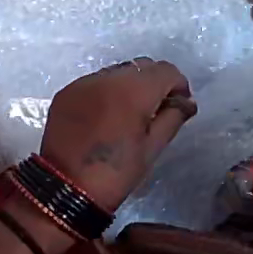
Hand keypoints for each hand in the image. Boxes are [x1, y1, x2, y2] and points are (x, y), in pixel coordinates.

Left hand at [40, 58, 197, 209]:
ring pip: (117, 72)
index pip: (165, 70)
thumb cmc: (116, 172)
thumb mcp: (152, 148)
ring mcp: (83, 83)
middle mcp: (107, 78)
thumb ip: (173, 117)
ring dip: (129, 85)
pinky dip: (106, 92)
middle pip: (141, 66)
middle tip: (155, 110)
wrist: (66, 187)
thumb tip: (186, 102)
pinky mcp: (67, 92)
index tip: (178, 104)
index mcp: (133, 91)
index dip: (178, 85)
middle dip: (154, 83)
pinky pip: (95, 82)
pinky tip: (105, 116)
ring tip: (128, 113)